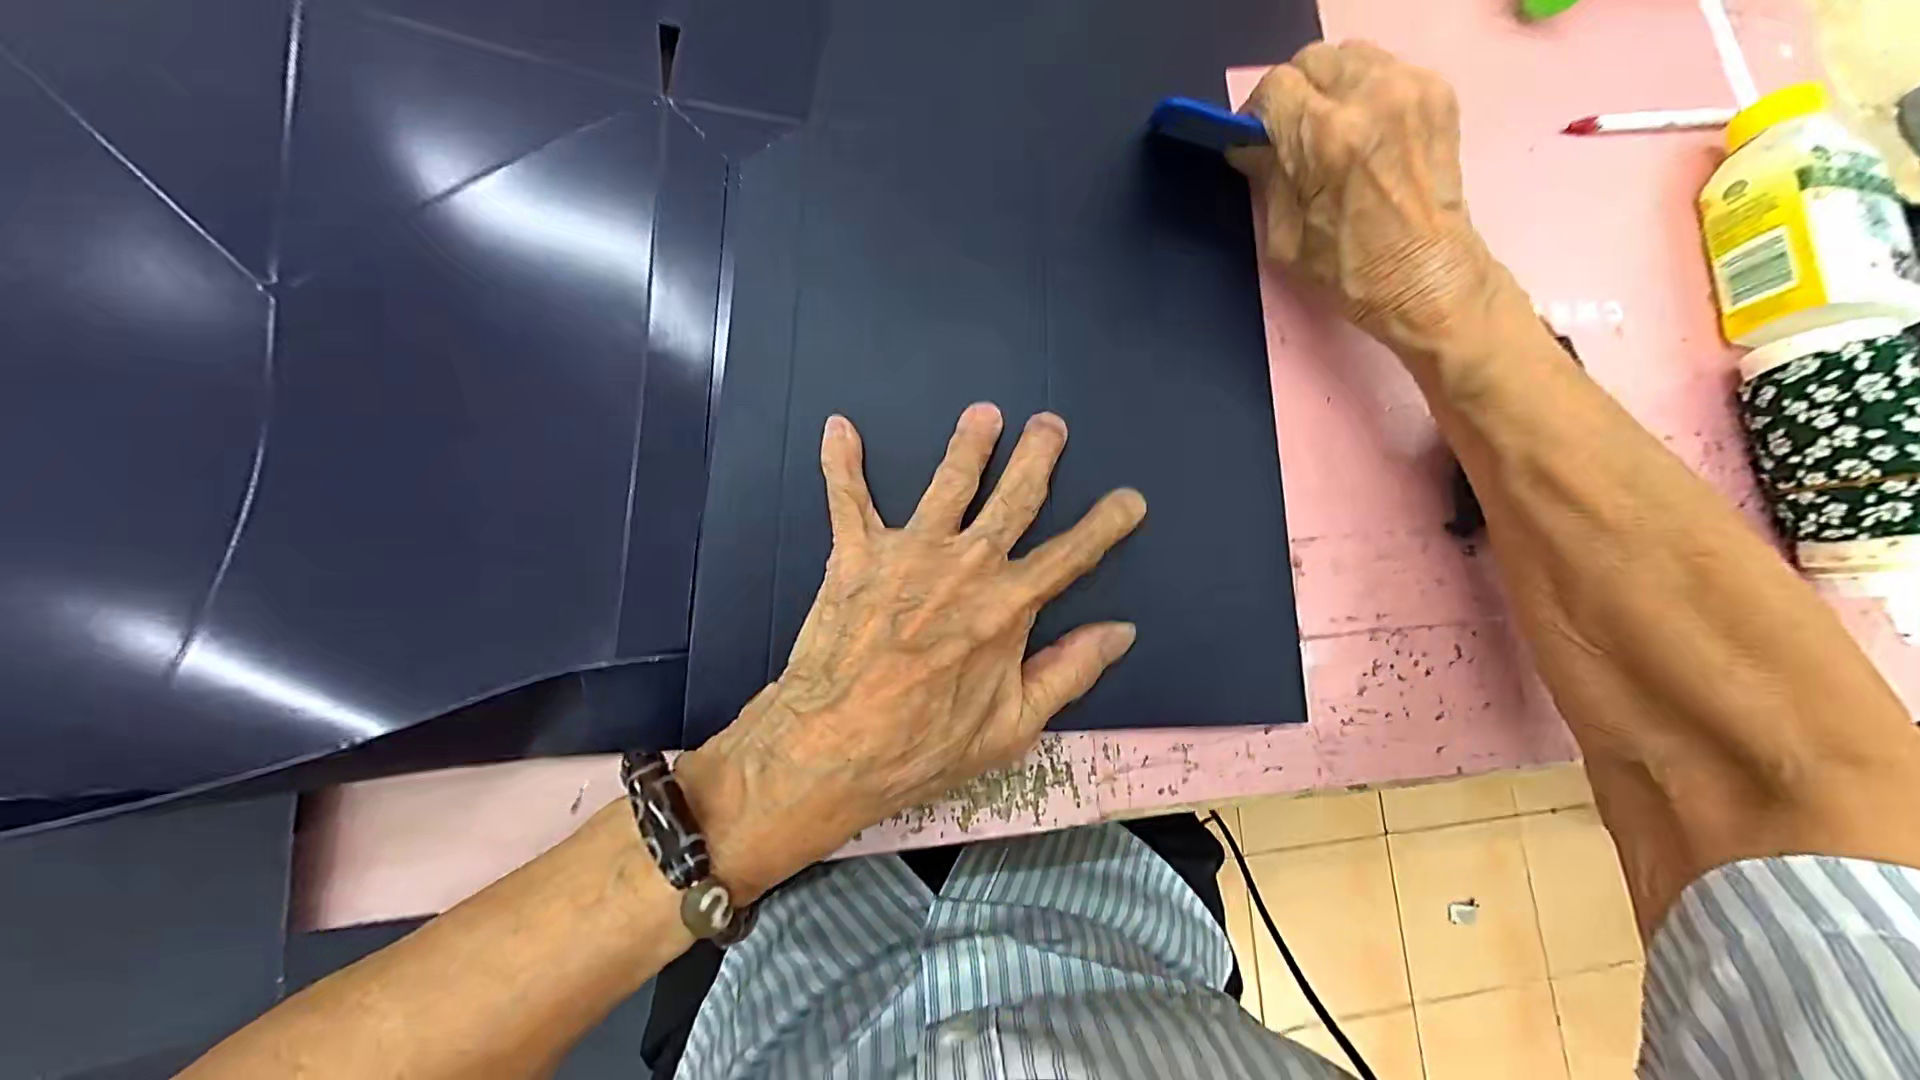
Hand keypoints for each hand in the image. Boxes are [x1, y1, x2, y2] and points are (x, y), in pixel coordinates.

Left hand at [679, 403, 1145, 896]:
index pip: (1071, 554)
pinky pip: (848, 497)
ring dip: (969, 443)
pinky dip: (843, 461)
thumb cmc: (924, 745)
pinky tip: (840, 427)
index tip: (1129, 499)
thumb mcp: (1013, 726)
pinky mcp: (856, 554)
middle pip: (1013, 498)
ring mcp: (908, 553)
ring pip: (947, 482)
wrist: (834, 747)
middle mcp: (964, 565)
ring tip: (983, 413)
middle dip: (1037, 457)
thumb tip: (1121, 632)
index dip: (1105, 525)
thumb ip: (1069, 672)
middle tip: (1050, 424)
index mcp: (1007, 607)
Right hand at [1229, 42, 1503, 350]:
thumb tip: (1249, 146)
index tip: (1253, 139)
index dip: (1255, 114)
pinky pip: (1384, 67)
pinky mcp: (1437, 91)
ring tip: (1325, 129)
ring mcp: (1411, 88)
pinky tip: (1359, 129)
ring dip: (1327, 86)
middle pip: (1311, 60)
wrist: (1425, 278)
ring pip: (1348, 56)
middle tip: (1287, 133)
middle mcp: (1372, 98)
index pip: (1274, 88)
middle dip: (1291, 94)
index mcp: (1326, 139)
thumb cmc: (1348, 271)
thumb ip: (1267, 178)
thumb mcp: (1284, 237)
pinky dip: (1361, 90)